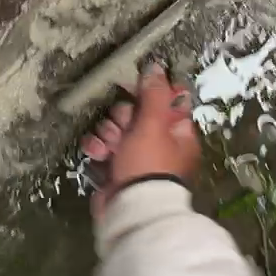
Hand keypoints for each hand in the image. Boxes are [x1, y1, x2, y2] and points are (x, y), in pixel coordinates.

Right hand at [80, 62, 199, 219]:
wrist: (130, 209)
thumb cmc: (149, 163)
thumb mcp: (154, 124)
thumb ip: (154, 93)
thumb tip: (156, 66)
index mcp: (177, 134)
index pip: (163, 102)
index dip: (147, 95)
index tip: (135, 92)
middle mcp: (158, 144)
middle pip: (133, 113)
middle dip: (122, 118)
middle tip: (124, 129)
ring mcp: (135, 157)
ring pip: (114, 128)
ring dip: (107, 135)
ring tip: (110, 148)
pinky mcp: (115, 168)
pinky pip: (102, 147)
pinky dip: (98, 149)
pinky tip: (99, 155)